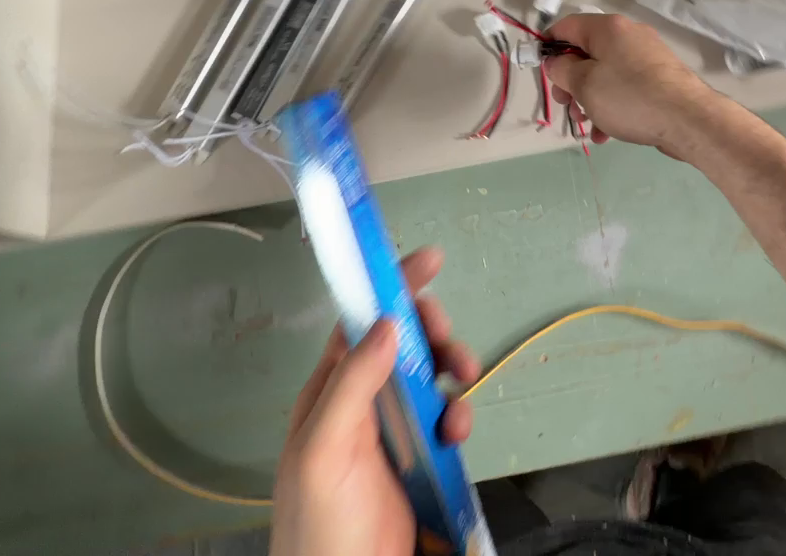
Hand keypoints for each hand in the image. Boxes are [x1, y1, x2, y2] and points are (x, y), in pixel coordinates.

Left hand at [269, 247, 479, 555]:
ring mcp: (397, 428)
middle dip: (431, 330)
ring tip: (464, 380)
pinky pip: (449, 415)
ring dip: (452, 368)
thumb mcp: (323, 452)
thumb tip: (385, 321)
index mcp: (332, 389)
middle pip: (404, 341)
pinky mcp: (424, 456)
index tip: (428, 261)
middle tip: (445, 340)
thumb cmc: (322, 524)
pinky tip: (458, 430)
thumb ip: (351, 384)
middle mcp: (365, 400)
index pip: (361, 321)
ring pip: (432, 374)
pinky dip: (459, 412)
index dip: (391, 287)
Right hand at [541, 12, 723, 157]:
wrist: (688, 120)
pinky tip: (605, 134)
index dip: (549, 46)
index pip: (567, 26)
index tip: (542, 71)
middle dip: (570, 81)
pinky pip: (625, 88)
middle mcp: (628, 35)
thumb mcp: (584, 84)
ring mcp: (646, 58)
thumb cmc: (629, 97)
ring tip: (585, 125)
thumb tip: (556, 62)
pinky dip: (611, 106)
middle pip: (586, 53)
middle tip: (565, 105)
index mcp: (608, 28)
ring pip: (605, 74)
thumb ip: (562, 70)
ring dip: (589, 99)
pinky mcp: (659, 80)